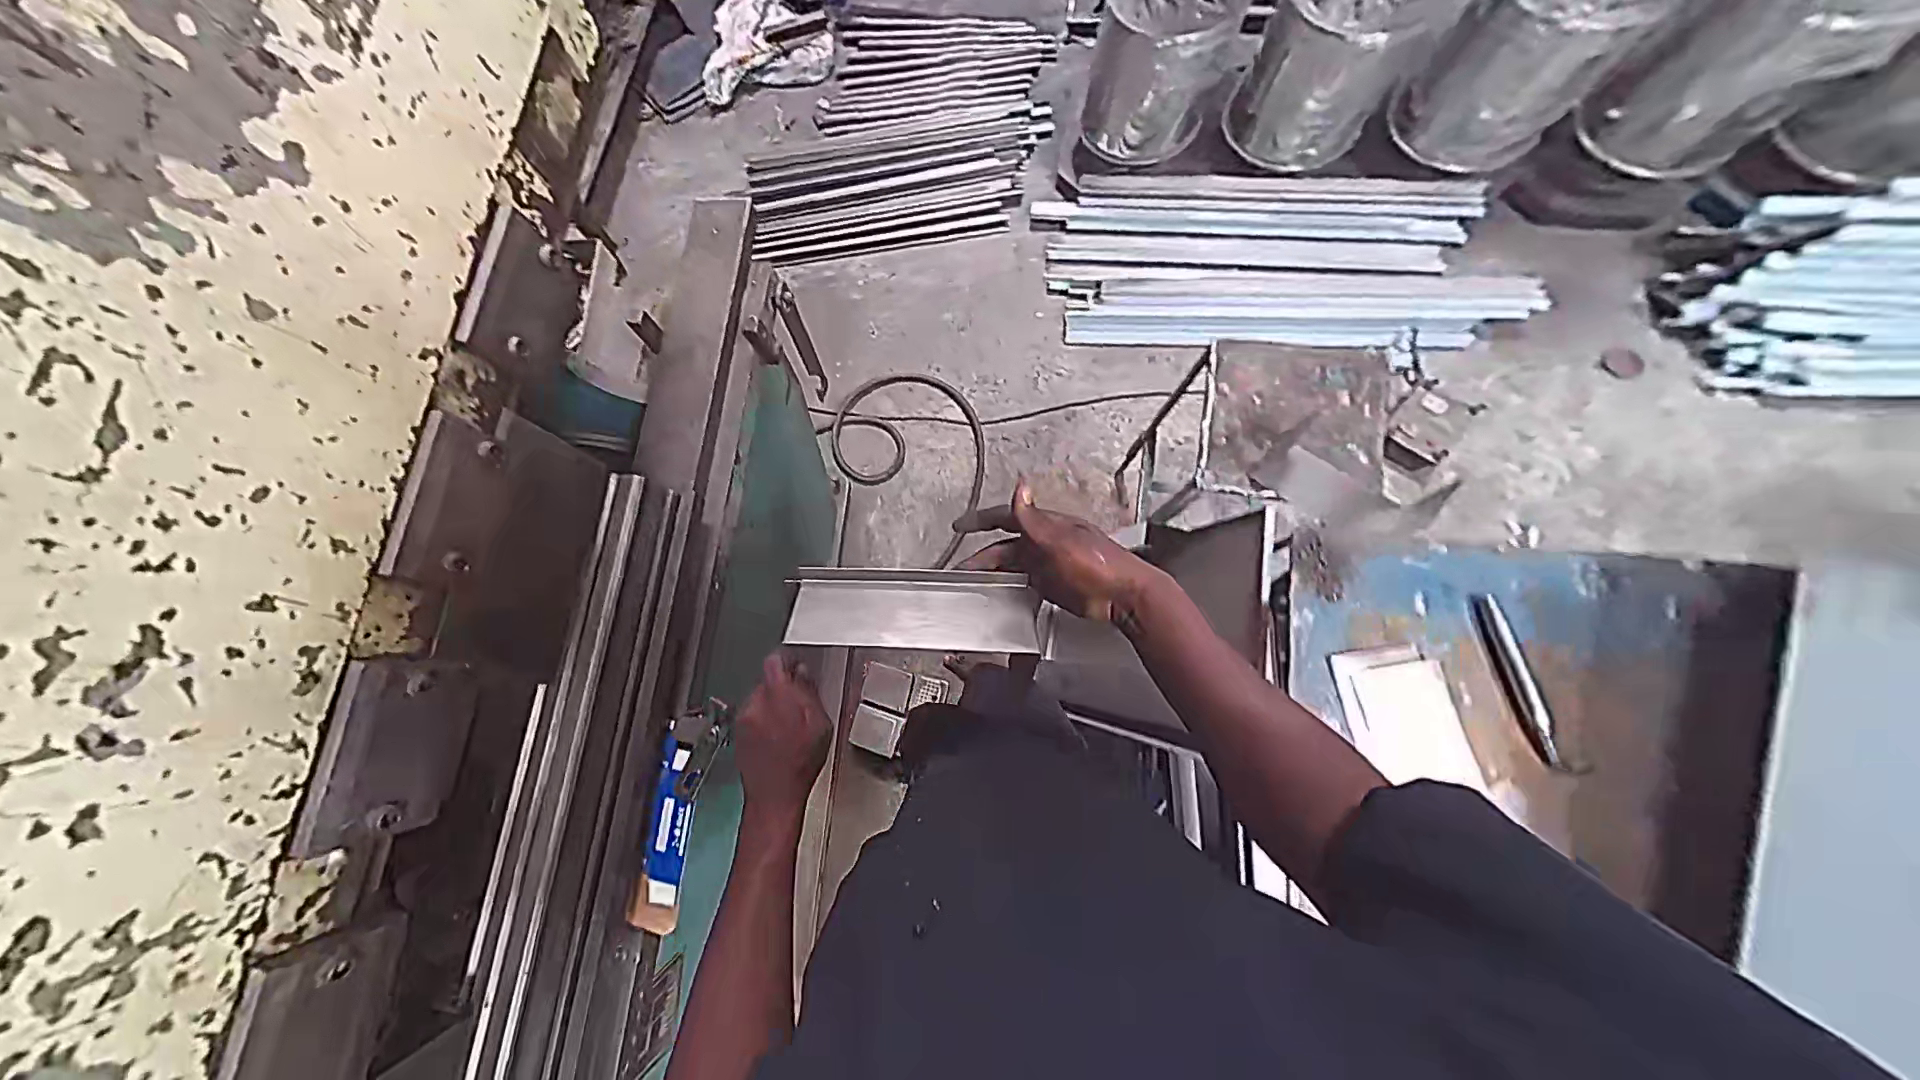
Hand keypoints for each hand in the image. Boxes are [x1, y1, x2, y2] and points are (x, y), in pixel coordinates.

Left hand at [735, 653, 830, 821]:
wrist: (775, 796)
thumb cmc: (799, 764)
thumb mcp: (820, 725)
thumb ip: (810, 693)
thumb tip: (803, 675)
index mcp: (777, 696)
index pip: (774, 662)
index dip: (787, 661)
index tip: (795, 665)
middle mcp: (755, 704)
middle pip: (767, 681)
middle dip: (783, 688)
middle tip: (799, 702)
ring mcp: (744, 720)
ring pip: (760, 699)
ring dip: (773, 705)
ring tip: (790, 726)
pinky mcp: (738, 734)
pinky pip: (753, 716)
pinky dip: (764, 720)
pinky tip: (778, 737)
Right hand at [953, 478, 1164, 624]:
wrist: (1124, 595)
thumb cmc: (1099, 566)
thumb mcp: (1059, 540)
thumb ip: (1033, 518)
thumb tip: (1020, 488)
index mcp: (1046, 527)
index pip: (1006, 518)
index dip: (981, 521)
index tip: (961, 525)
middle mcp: (1046, 543)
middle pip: (1005, 547)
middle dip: (981, 555)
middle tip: (962, 567)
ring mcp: (1050, 564)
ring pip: (1013, 565)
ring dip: (994, 572)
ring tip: (975, 583)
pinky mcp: (1055, 584)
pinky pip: (1025, 582)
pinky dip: (1010, 585)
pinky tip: (1003, 593)